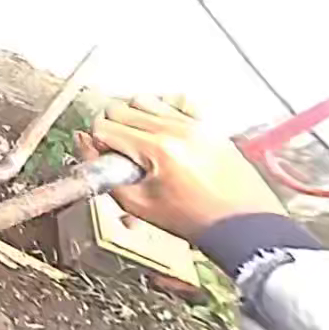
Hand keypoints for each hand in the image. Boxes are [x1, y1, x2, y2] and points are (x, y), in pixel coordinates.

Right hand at [75, 94, 284, 238]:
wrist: (246, 229)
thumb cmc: (194, 221)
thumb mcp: (138, 205)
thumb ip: (102, 173)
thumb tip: (83, 142)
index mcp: (156, 149)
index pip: (104, 126)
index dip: (98, 143)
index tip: (108, 158)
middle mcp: (175, 129)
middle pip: (120, 107)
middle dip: (113, 128)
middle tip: (122, 151)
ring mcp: (194, 124)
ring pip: (144, 101)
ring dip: (135, 117)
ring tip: (141, 142)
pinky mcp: (208, 125)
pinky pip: (172, 105)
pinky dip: (160, 115)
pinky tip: (163, 137)